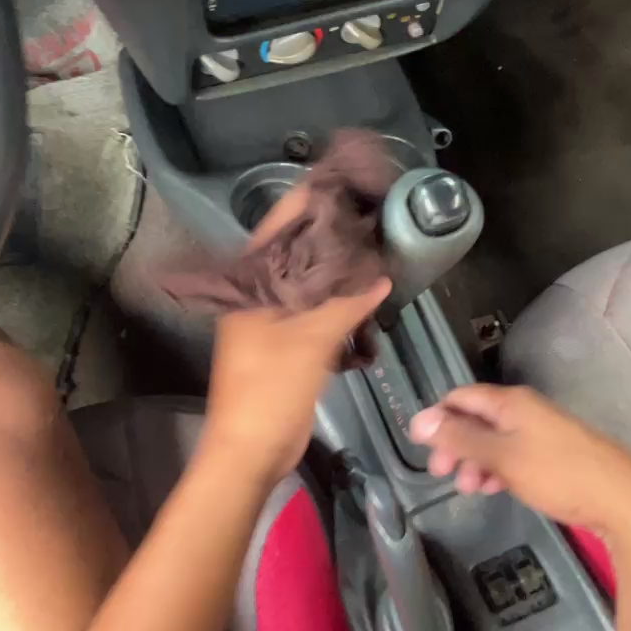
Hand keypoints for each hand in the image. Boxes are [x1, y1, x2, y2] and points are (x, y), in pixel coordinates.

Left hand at [202, 186, 390, 486]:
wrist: (250, 451)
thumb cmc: (269, 389)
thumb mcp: (310, 341)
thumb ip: (346, 304)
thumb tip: (380, 276)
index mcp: (249, 285)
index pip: (278, 229)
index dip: (305, 202)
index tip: (338, 180)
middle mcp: (257, 297)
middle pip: (294, 255)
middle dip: (328, 237)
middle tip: (366, 215)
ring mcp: (270, 323)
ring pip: (307, 287)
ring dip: (335, 275)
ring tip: (372, 252)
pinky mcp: (286, 347)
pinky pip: (314, 316)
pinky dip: (337, 308)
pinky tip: (364, 301)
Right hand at [409, 384, 630, 539]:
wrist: (624, 502)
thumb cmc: (559, 475)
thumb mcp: (503, 457)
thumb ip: (462, 438)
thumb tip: (421, 420)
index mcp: (511, 403)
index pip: (461, 397)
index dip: (437, 417)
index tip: (421, 446)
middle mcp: (525, 410)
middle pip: (476, 418)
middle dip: (455, 443)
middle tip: (440, 473)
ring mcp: (542, 432)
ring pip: (495, 440)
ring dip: (475, 460)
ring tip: (469, 488)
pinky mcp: (555, 455)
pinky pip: (514, 454)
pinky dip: (497, 469)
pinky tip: (494, 489)